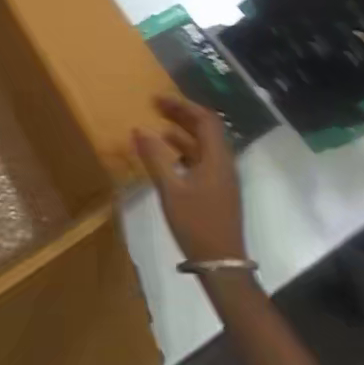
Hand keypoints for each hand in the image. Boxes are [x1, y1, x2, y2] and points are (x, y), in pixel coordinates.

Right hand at [134, 95, 246, 263]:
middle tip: (155, 106)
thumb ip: (155, 157)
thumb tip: (139, 129)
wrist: (221, 264)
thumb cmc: (197, 223)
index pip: (206, 120)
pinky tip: (166, 154)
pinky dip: (184, 149)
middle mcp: (224, 165)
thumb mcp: (171, 189)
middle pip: (207, 130)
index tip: (157, 99)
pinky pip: (202, 159)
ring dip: (182, 131)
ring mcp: (222, 179)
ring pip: (204, 145)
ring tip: (157, 125)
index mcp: (217, 160)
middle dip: (182, 115)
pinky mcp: (217, 191)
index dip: (183, 106)